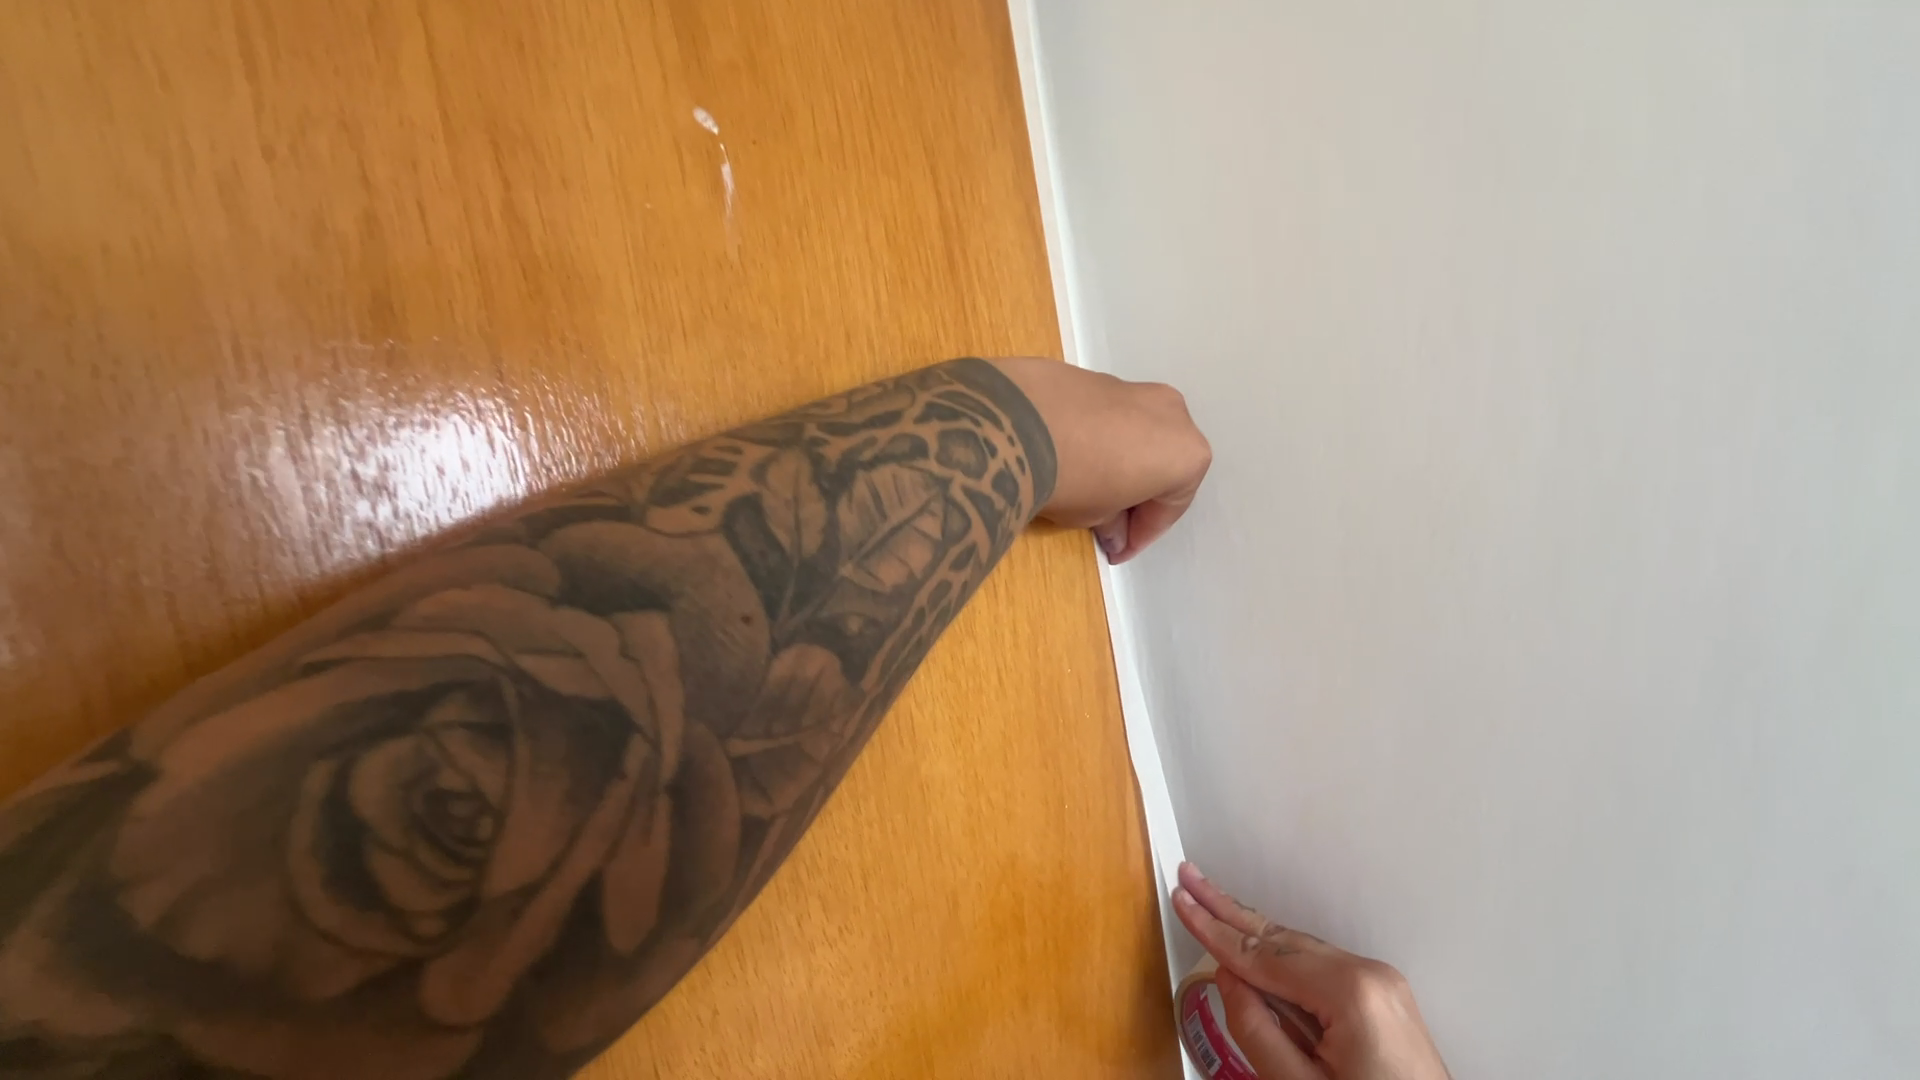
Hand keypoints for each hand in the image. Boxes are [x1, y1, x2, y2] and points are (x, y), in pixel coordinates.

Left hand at [989, 357, 1209, 562]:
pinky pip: (1108, 419)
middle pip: (1159, 464)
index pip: (1170, 506)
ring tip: (1087, 493)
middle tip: (1108, 526)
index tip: (1118, 552)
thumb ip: (1113, 524)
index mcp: (1186, 454)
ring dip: (1118, 466)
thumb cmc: (1074, 479)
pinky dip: (1098, 442)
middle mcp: (1173, 414)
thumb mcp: (1095, 515)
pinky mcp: (1097, 377)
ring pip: (1135, 438)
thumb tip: (1114, 533)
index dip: (1142, 535)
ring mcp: (1136, 388)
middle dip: (1136, 497)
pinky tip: (1071, 460)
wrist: (1018, 422)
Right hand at [1173, 862, 1450, 1079]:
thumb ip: (1257, 1031)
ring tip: (1208, 900)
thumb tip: (1227, 977)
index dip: (1213, 929)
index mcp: (1349, 993)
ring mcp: (1377, 982)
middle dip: (1226, 908)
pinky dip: (1279, 957)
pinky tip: (1252, 943)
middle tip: (1188, 874)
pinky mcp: (1380, 996)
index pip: (1262, 955)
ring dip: (1249, 930)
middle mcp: (1367, 973)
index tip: (1180, 899)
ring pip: (1297, 949)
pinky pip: (1316, 966)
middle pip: (1278, 937)